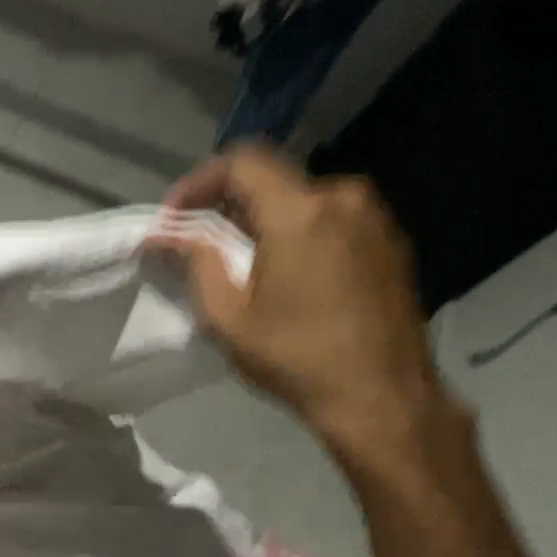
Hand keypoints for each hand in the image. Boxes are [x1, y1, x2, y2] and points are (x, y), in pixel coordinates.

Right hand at [156, 144, 453, 455]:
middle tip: (199, 244)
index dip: (198, 182)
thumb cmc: (294, 357)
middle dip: (228, 205)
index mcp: (301, 211)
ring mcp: (374, 218)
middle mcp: (343, 198)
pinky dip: (298, 234)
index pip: (242, 162)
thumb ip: (197, 262)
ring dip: (265, 221)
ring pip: (303, 200)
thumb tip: (166, 234)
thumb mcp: (227, 316)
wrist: (381, 394)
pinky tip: (284, 275)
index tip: (174, 218)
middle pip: (273, 180)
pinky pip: (331, 220)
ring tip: (241, 263)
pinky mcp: (389, 241)